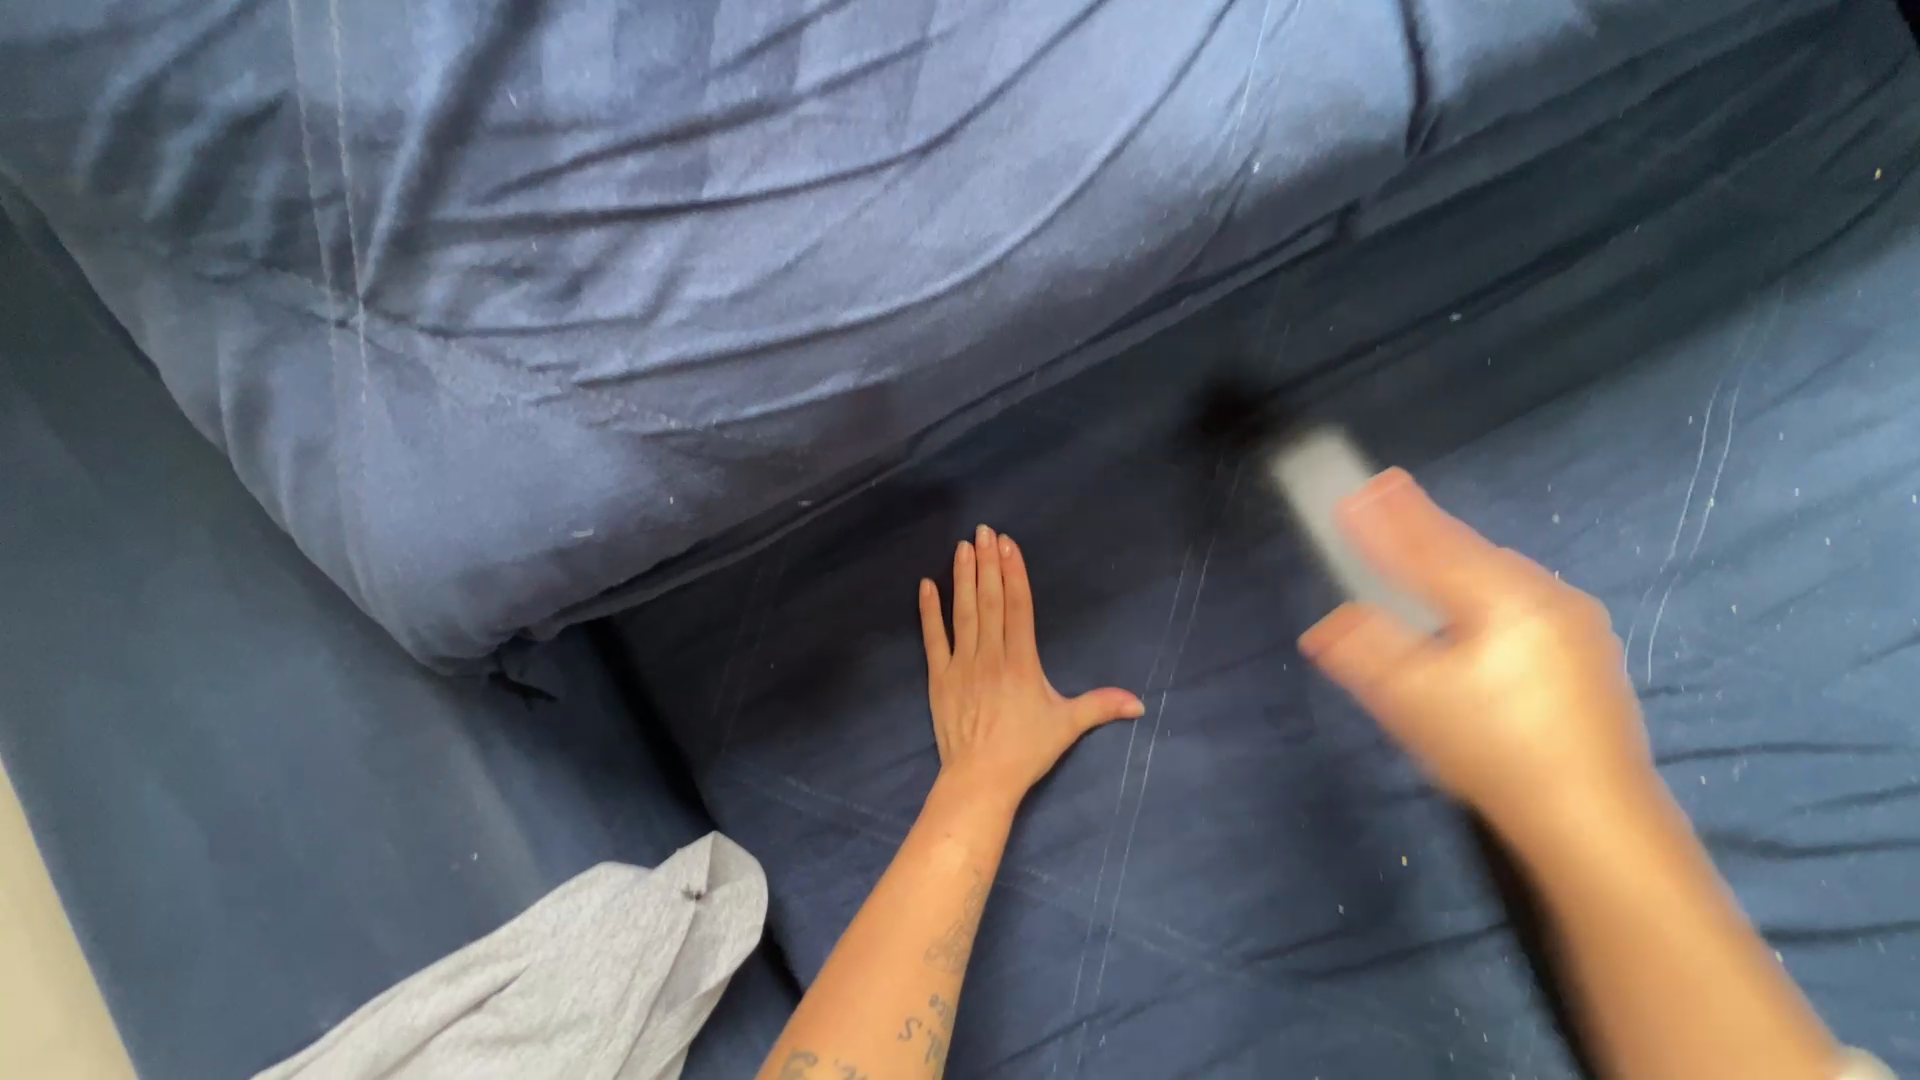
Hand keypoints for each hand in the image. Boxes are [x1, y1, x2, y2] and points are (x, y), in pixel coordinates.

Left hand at [919, 525, 1145, 807]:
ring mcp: (962, 664)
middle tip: (984, 531)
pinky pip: (933, 638)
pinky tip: (927, 585)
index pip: (1018, 607)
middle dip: (989, 564)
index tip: (1009, 544)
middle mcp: (991, 655)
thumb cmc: (1026, 750)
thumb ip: (1101, 706)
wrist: (981, 779)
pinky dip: (929, 612)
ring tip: (963, 547)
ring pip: (964, 613)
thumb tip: (1140, 703)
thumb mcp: (1067, 725)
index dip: (1014, 573)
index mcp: (1022, 661)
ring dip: (963, 578)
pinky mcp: (939, 677)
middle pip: (990, 601)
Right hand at [1298, 470, 1655, 840]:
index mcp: (1502, 600)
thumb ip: (1363, 651)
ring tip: (1417, 547)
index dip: (1391, 517)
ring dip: (1450, 557)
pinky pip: (1517, 600)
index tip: (1364, 484)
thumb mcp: (1411, 701)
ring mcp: (1575, 625)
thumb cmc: (1495, 752)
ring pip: (1496, 576)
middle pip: (1467, 552)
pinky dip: (1477, 588)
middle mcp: (1545, 597)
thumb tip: (1325, 625)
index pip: (1431, 546)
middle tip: (1383, 502)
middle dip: (1421, 528)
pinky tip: (1469, 606)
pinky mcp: (1585, 656)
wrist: (1597, 823)